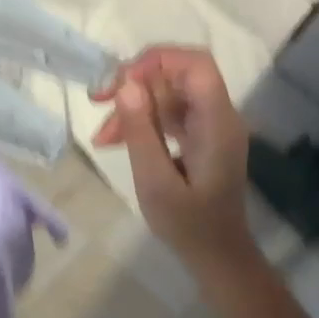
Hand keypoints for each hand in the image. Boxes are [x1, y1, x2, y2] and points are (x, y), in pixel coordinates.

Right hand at [91, 46, 255, 270]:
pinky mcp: (202, 139)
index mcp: (217, 122)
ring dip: (134, 106)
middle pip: (178, 75)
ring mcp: (212, 127)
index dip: (156, 61)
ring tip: (103, 136)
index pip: (195, 64)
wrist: (217, 256)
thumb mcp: (155, 182)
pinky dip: (143, 122)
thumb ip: (141, 132)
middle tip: (98, 103)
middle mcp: (219, 116)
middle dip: (136, 84)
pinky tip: (117, 140)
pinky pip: (171, 115)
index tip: (119, 83)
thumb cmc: (188, 225)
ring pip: (170, 94)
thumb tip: (126, 85)